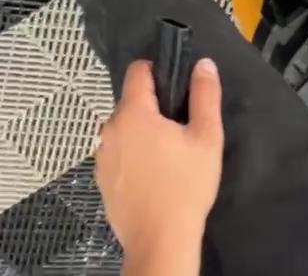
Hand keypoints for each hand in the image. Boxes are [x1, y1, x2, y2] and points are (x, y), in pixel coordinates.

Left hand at [96, 58, 223, 275]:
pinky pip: (116, 153)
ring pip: (122, 128)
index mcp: (134, 112)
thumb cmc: (185, 187)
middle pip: (130, 101)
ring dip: (139, 131)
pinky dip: (130, 155)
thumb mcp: (206, 137)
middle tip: (176, 128)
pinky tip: (150, 175)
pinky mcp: (101, 179)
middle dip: (151, 106)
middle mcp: (110, 128)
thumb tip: (203, 64)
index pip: (137, 70)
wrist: (160, 243)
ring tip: (165, 154)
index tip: (174, 88)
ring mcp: (102, 155)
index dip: (156, 72)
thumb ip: (205, 95)